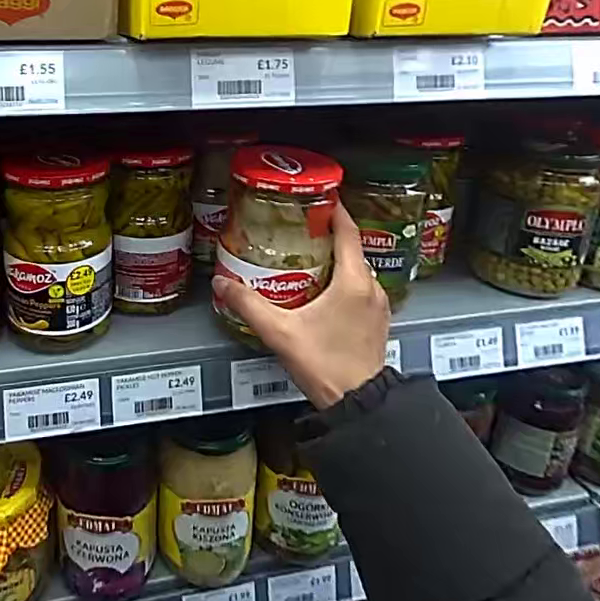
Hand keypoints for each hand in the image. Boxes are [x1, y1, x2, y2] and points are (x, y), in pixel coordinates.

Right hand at [212, 204, 390, 409]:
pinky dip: (343, 279)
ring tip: (307, 254)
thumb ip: (248, 305)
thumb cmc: (327, 366)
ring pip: (357, 269)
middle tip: (302, 226)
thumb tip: (222, 283)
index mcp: (353, 282)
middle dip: (328, 233)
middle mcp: (372, 288)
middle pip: (352, 248)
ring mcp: (377, 306)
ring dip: (336, 258)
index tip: (321, 197)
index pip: (348, 232)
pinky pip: (360, 288)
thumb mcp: (280, 332)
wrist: (359, 403)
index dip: (335, 210)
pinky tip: (320, 288)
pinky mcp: (376, 321)